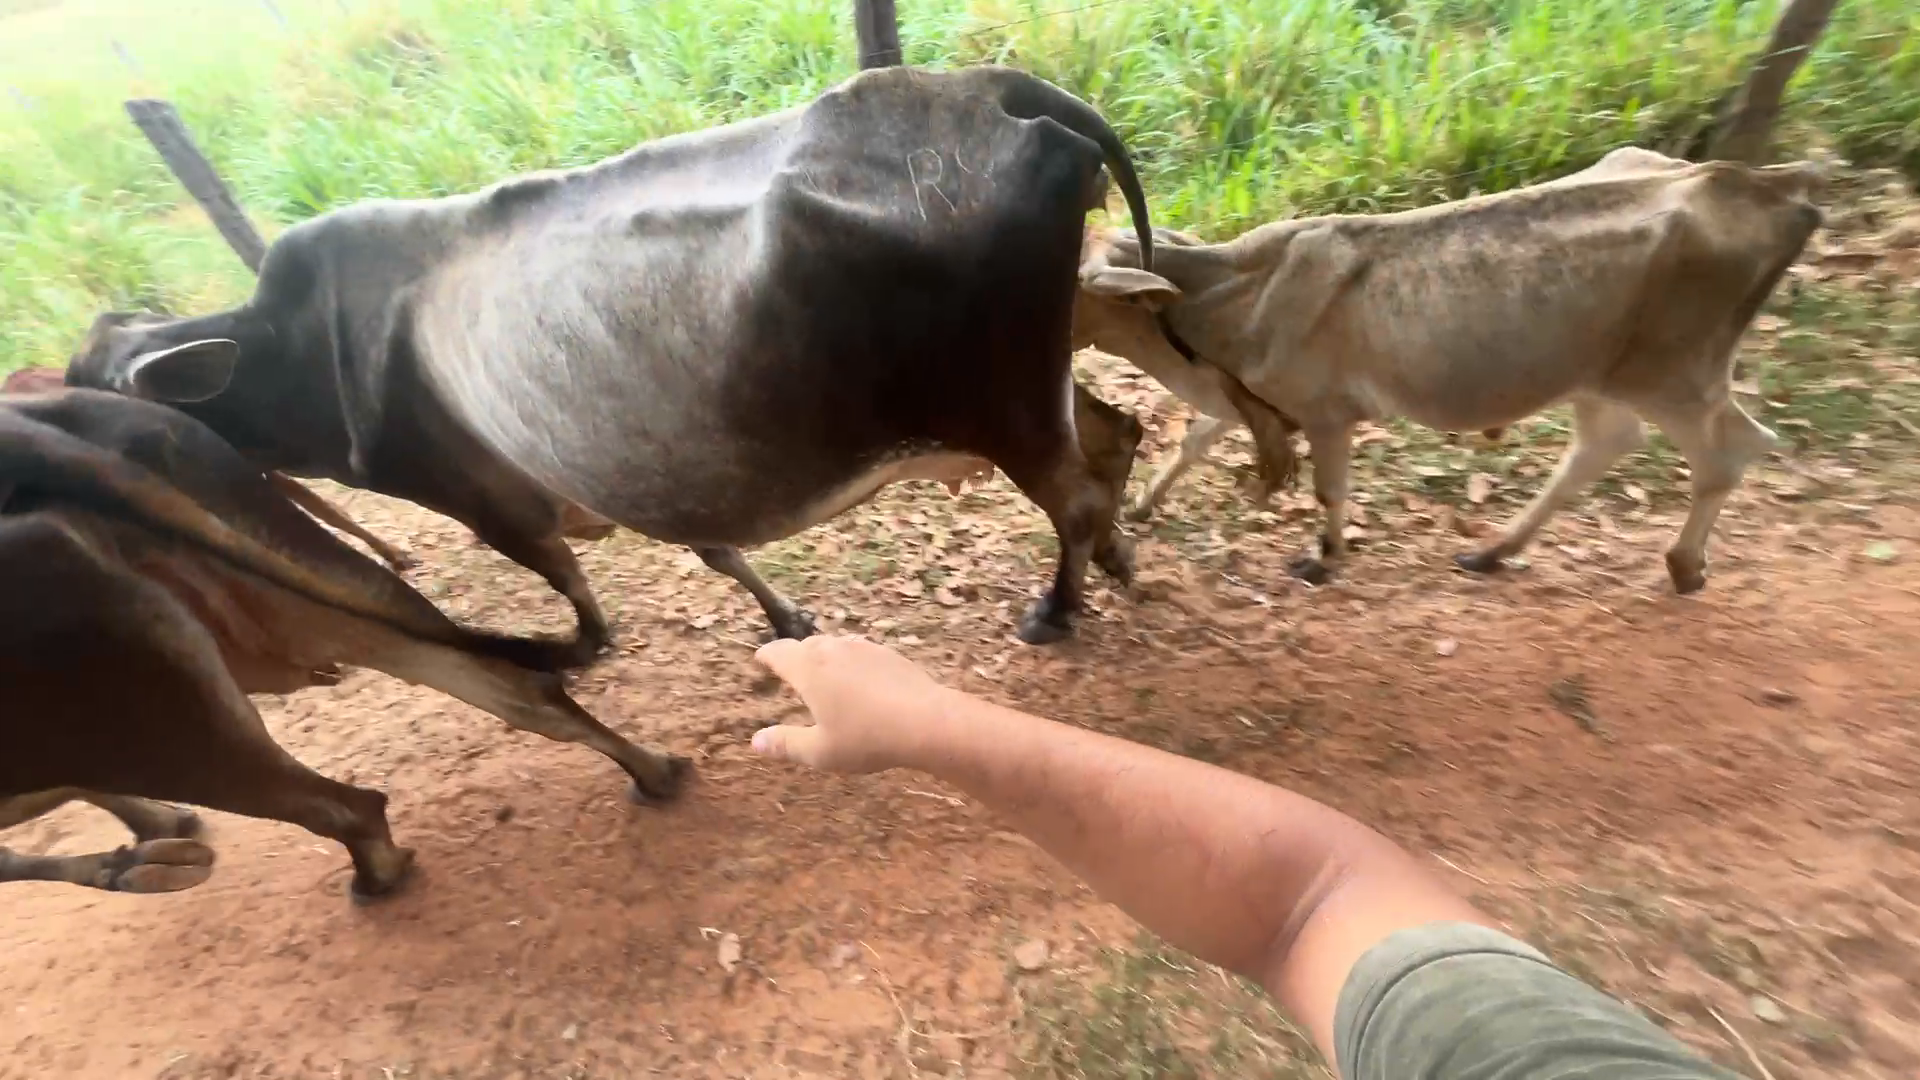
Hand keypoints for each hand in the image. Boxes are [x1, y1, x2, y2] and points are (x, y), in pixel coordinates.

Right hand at [750, 634, 953, 772]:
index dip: (768, 655)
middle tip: (790, 668)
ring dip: (825, 655)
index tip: (761, 658)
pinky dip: (851, 661)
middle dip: (796, 655)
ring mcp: (864, 648)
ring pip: (836, 645)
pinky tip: (860, 679)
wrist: (925, 720)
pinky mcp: (889, 654)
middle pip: (808, 645)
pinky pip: (860, 652)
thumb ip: (786, 744)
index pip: (780, 652)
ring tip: (824, 672)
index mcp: (809, 668)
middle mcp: (834, 650)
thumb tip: (756, 741)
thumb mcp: (819, 751)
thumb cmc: (865, 738)